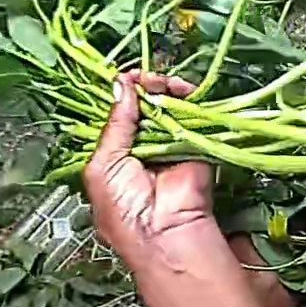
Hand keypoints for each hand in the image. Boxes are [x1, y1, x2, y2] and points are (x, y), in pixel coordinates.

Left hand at [84, 70, 234, 278]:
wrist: (165, 229)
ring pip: (175, 109)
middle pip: (151, 107)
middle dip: (149, 88)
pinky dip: (193, 102)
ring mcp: (176, 144)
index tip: (128, 78)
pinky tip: (184, 91)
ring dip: (170, 92)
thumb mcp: (103, 163)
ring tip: (165, 83)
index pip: (124, 113)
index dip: (126, 93)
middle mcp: (149, 145)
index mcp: (120, 152)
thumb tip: (121, 85)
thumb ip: (116, 124)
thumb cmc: (124, 207)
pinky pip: (198, 119)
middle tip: (149, 78)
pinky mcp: (202, 145)